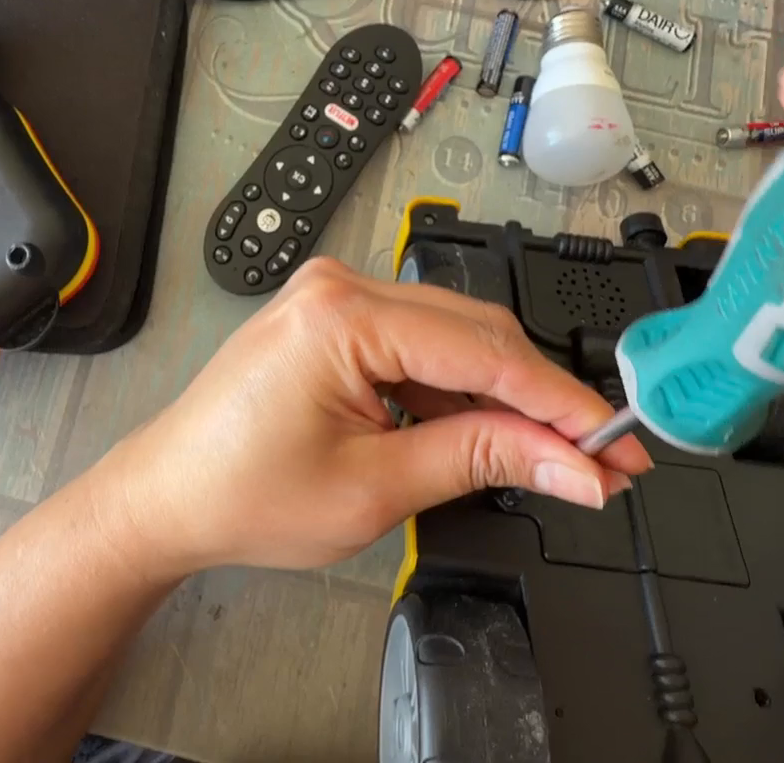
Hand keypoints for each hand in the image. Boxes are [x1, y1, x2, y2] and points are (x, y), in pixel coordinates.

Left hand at [94, 258, 651, 574]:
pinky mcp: (332, 319)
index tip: (613, 445)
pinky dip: (450, 391)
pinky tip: (473, 434)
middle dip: (536, 397)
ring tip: (537, 457)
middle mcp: (338, 287)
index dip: (559, 403)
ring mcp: (332, 298)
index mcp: (342, 316)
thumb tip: (570, 463)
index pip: (482, 351)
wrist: (170, 495)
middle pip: (473, 332)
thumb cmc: (243, 494)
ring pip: (449, 338)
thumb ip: (480, 460)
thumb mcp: (375, 488)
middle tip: (592, 458)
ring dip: (496, 396)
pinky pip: (414, 345)